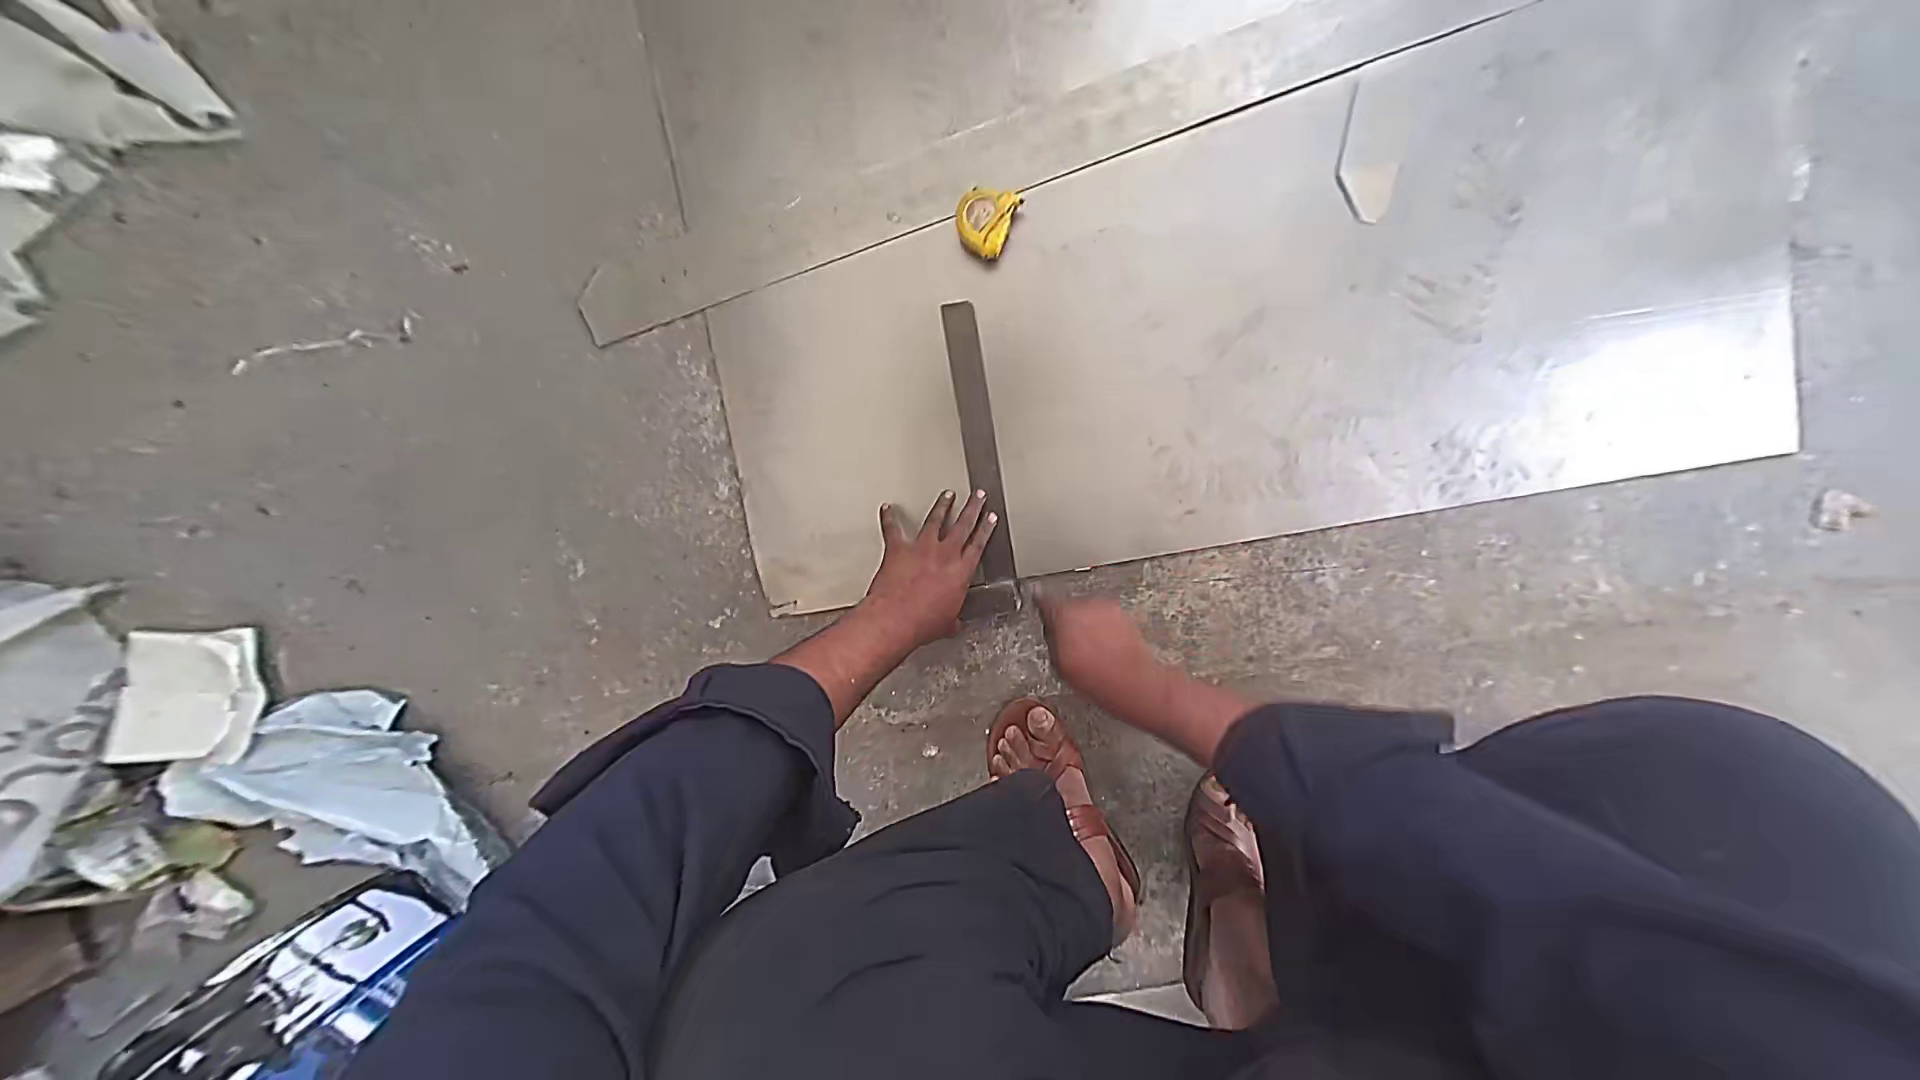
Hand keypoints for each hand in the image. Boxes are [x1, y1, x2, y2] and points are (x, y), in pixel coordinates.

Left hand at [860, 490, 997, 649]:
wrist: (896, 619)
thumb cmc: (921, 623)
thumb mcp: (947, 624)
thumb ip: (952, 619)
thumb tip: (952, 624)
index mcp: (961, 572)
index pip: (979, 544)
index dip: (986, 529)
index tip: (990, 517)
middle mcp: (944, 555)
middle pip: (963, 524)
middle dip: (973, 508)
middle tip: (978, 496)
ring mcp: (921, 548)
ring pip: (935, 519)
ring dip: (942, 505)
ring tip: (947, 495)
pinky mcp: (898, 549)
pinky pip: (892, 529)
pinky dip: (889, 518)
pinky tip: (888, 508)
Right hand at [1037, 592, 1158, 697]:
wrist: (1129, 681)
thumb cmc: (1095, 677)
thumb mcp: (1058, 663)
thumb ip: (1051, 638)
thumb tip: (1049, 629)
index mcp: (1062, 614)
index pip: (1044, 601)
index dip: (1041, 606)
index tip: (1040, 606)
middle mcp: (1084, 604)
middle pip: (1068, 605)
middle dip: (1068, 619)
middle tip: (1072, 641)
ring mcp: (1105, 606)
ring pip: (1088, 609)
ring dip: (1088, 621)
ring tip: (1092, 646)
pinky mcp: (1122, 612)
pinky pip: (1105, 614)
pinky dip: (1104, 624)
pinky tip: (1106, 644)